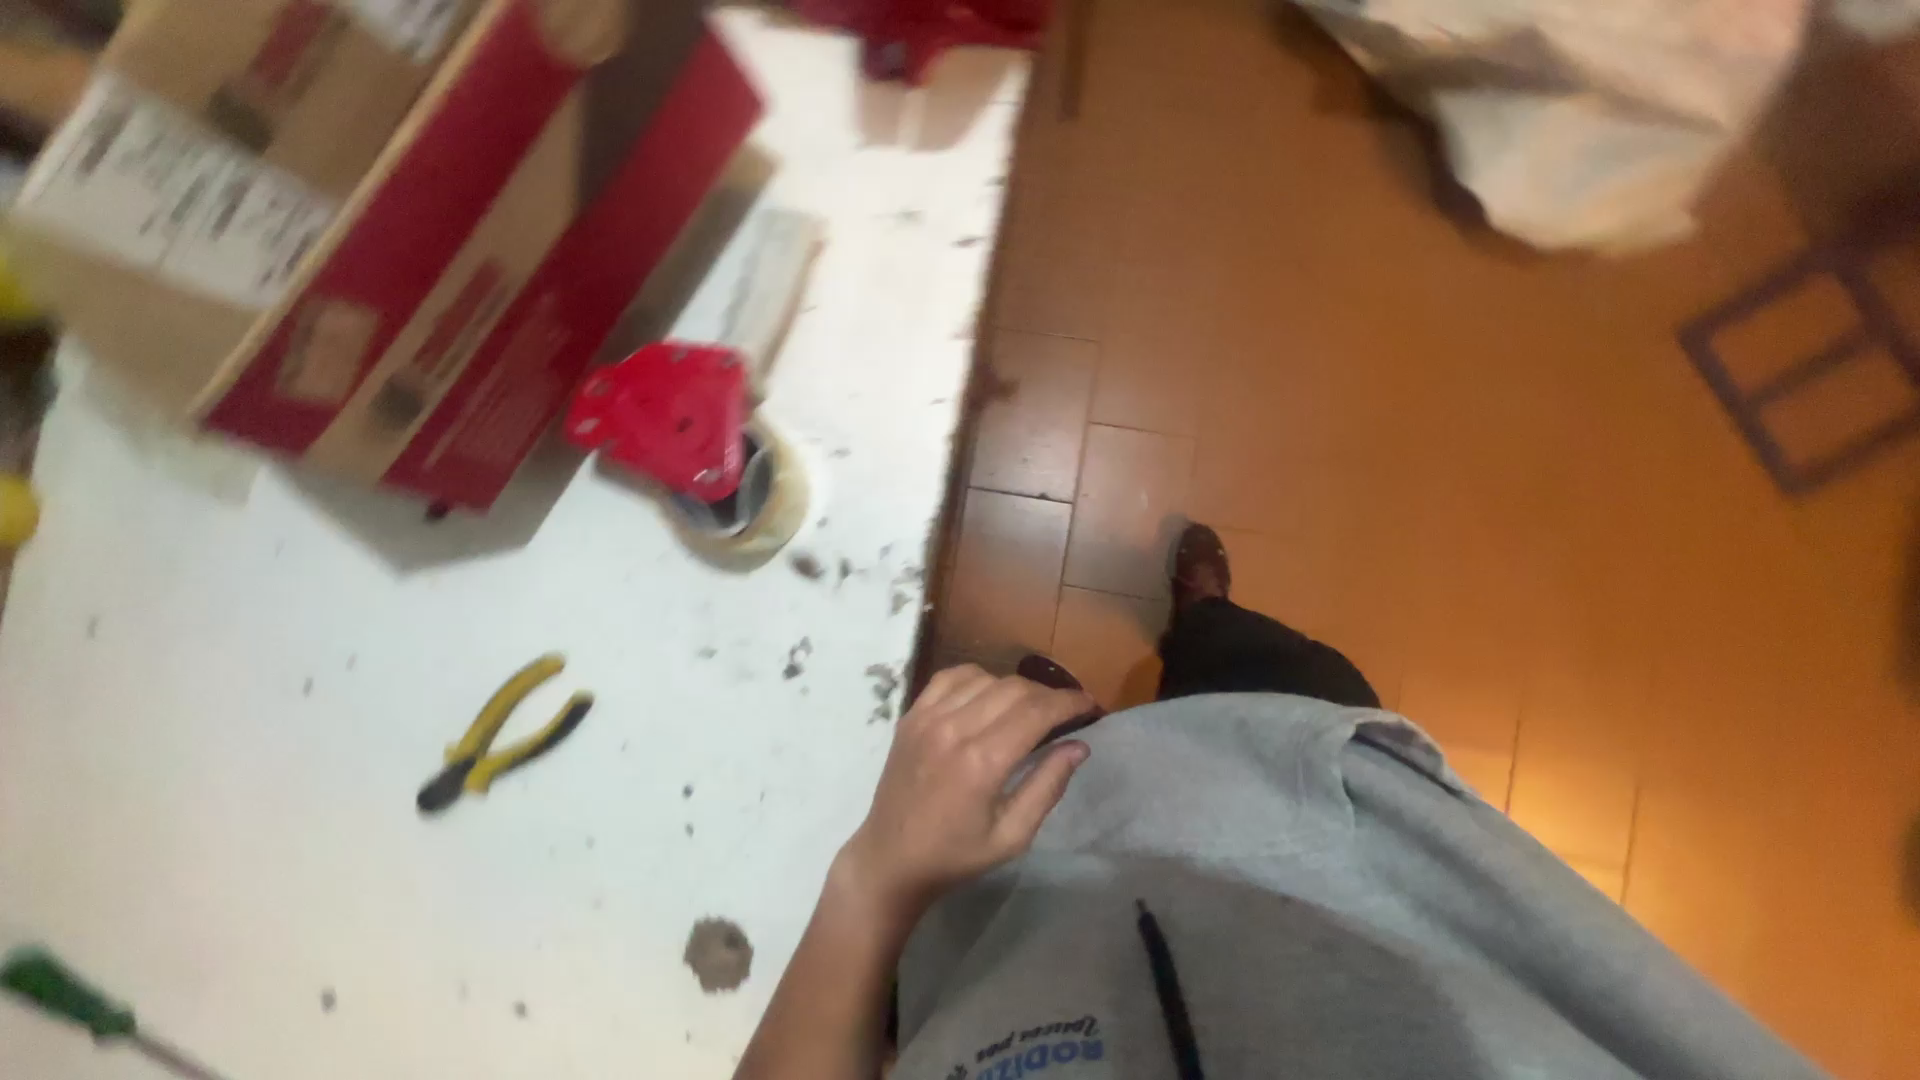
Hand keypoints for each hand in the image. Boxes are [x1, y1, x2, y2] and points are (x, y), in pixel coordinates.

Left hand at [835, 665, 1095, 922]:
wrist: (890, 858)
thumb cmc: (955, 855)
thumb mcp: (1012, 836)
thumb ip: (1047, 787)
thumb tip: (1079, 746)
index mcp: (982, 762)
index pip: (1037, 711)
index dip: (1069, 702)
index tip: (1090, 705)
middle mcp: (954, 729)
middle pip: (1015, 688)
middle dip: (1048, 695)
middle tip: (1064, 711)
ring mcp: (928, 717)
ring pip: (985, 678)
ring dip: (1015, 687)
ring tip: (1028, 707)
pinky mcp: (911, 715)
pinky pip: (950, 677)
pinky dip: (977, 678)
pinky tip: (988, 696)